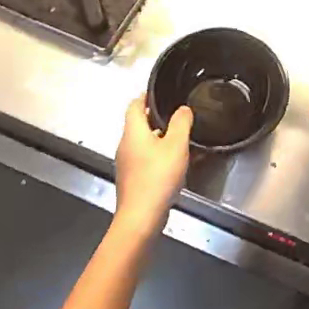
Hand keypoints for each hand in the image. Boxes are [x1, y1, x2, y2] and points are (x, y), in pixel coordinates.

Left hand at [114, 98, 191, 231]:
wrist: (141, 215)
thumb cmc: (158, 177)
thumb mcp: (176, 145)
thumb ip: (181, 123)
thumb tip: (183, 109)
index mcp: (133, 131)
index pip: (134, 105)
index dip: (146, 96)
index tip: (159, 93)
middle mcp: (125, 145)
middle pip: (138, 123)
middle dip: (156, 118)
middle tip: (175, 115)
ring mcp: (127, 163)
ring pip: (143, 142)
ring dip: (159, 138)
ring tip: (179, 138)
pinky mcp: (132, 178)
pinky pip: (145, 159)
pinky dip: (158, 155)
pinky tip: (174, 163)